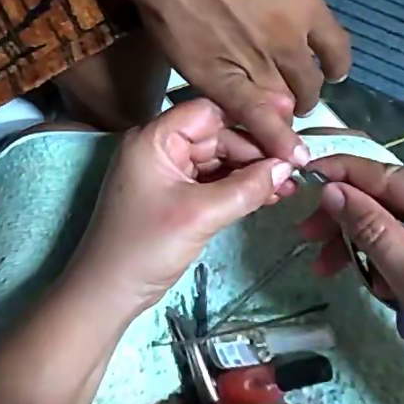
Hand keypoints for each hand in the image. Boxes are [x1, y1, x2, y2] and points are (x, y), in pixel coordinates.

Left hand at [66, 99, 299, 307]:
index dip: (250, 120)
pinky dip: (239, 188)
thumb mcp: (199, 214)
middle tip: (296, 167)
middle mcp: (160, 146)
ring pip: (219, 159)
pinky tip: (269, 196)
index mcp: (154, 137)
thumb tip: (287, 167)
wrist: (107, 292)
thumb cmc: (145, 246)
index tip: (289, 133)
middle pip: (218, 135)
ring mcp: (167, 171)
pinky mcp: (175, 194)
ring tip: (290, 186)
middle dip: (256, 152)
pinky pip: (213, 181)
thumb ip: (246, 188)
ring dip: (252, 172)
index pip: (210, 111)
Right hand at [110, 0, 351, 166]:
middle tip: (296, 98)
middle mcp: (289, 39)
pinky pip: (253, 114)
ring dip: (285, 110)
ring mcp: (255, 62)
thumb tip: (289, 17)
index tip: (329, 72)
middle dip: (306, 94)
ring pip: (284, 101)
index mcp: (307, 4)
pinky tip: (283, 150)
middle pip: (310, 82)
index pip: (337, 49)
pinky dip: (271, 136)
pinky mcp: (219, 78)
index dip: (334, 66)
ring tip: (278, 115)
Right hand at [298, 155, 403, 403]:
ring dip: (368, 245)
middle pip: (399, 199)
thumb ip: (374, 231)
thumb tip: (331, 190)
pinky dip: (392, 260)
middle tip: (309, 241)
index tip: (305, 175)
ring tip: (335, 271)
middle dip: (353, 220)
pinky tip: (380, 286)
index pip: (399, 177)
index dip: (348, 175)